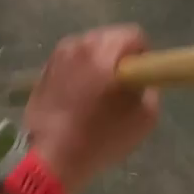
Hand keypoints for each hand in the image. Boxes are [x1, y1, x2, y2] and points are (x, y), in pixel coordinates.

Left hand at [23, 26, 160, 193]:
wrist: (51, 158)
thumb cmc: (101, 138)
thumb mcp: (146, 117)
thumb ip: (149, 88)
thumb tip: (141, 80)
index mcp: (105, 51)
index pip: (135, 35)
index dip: (143, 55)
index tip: (140, 78)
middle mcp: (79, 44)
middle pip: (110, 37)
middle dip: (119, 57)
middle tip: (120, 87)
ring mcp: (58, 55)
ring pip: (88, 48)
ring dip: (97, 63)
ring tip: (96, 94)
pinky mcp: (44, 69)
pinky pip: (71, 61)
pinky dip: (79, 72)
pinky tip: (77, 98)